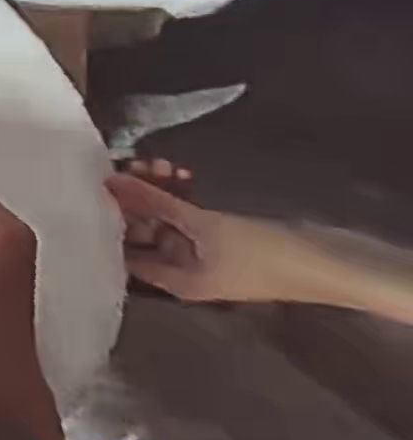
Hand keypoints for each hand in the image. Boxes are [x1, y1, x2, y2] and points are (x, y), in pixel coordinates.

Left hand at [105, 169, 294, 301]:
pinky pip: (186, 211)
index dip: (101, 219)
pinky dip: (180, 191)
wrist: (348, 264)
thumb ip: (152, 202)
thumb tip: (107, 179)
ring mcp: (199, 251)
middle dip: (132, 195)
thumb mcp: (204, 226)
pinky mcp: (219, 235)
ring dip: (155, 187)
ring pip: (160, 215)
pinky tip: (181, 170)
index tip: (91, 189)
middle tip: (129, 164)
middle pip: (137, 227)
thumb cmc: (271, 256)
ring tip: (156, 162)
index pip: (116, 249)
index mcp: (170, 278)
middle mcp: (178, 267)